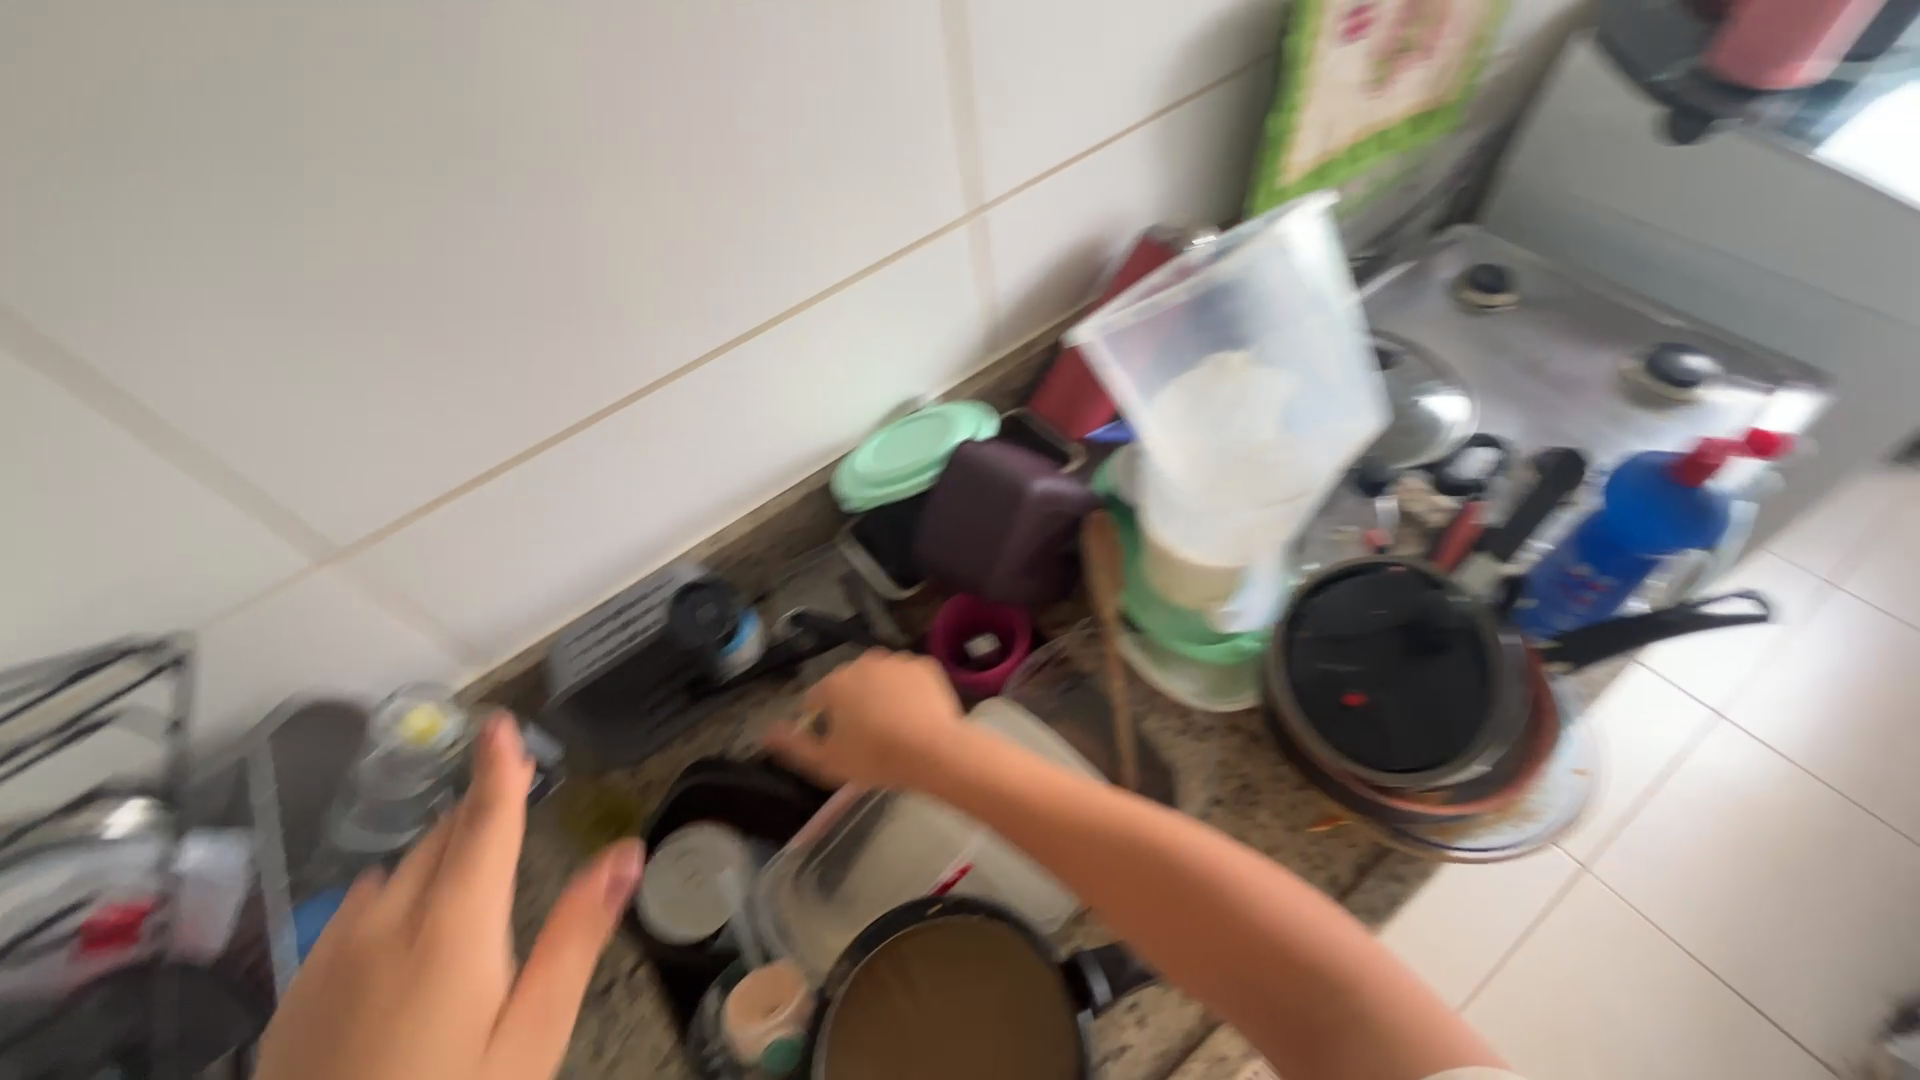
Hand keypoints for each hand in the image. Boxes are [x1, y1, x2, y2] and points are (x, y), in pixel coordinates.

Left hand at [254, 715, 642, 1079]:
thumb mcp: (533, 1034)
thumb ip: (576, 936)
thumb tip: (626, 852)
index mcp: (453, 926)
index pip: (485, 823)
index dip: (498, 769)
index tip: (498, 724)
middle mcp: (384, 923)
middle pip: (440, 841)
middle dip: (480, 812)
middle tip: (513, 799)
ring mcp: (330, 957)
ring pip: (394, 872)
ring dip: (436, 854)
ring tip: (469, 869)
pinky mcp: (297, 992)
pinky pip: (352, 912)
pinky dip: (390, 895)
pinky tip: (403, 928)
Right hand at [763, 648, 969, 789]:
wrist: (934, 751)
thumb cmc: (875, 758)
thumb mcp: (826, 761)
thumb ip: (793, 745)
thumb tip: (765, 732)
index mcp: (835, 682)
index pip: (817, 698)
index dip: (821, 719)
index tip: (834, 740)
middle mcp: (863, 662)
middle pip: (849, 683)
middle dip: (852, 703)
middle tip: (865, 736)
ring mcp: (897, 660)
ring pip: (880, 677)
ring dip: (880, 693)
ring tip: (892, 725)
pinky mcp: (926, 665)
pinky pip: (908, 677)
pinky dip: (908, 691)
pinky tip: (915, 714)